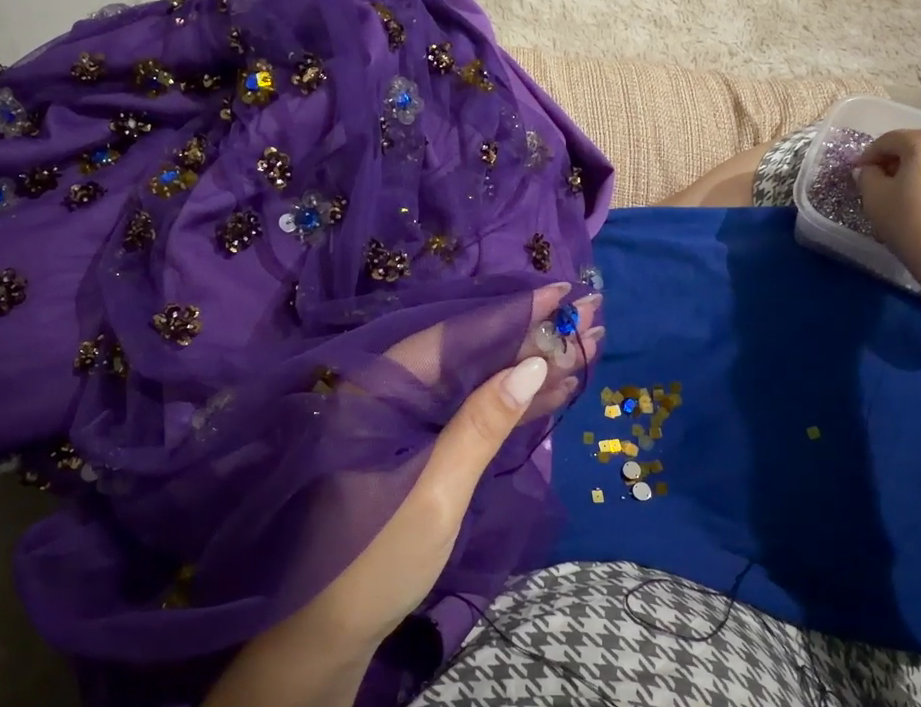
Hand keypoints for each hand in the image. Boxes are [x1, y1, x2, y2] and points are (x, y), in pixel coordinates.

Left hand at [312, 283, 601, 643]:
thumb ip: (481, 424)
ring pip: (473, 384)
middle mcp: (385, 394)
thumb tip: (532, 365)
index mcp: (373, 392)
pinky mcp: (419, 447)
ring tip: (582, 350)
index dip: (507, 315)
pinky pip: (469, 413)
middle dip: (526, 339)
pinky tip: (551, 392)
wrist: (335, 626)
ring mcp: (403, 422)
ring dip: (526, 371)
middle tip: (584, 318)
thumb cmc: (377, 556)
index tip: (558, 294)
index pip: (450, 338)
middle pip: (465, 356)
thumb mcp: (436, 491)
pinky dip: (508, 406)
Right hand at [855, 128, 920, 296]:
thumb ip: (867, 176)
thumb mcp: (875, 200)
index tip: (859, 174)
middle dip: (899, 162)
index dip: (869, 156)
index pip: (889, 140)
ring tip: (912, 197)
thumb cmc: (914, 227)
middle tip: (884, 184)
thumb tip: (871, 170)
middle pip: (919, 146)